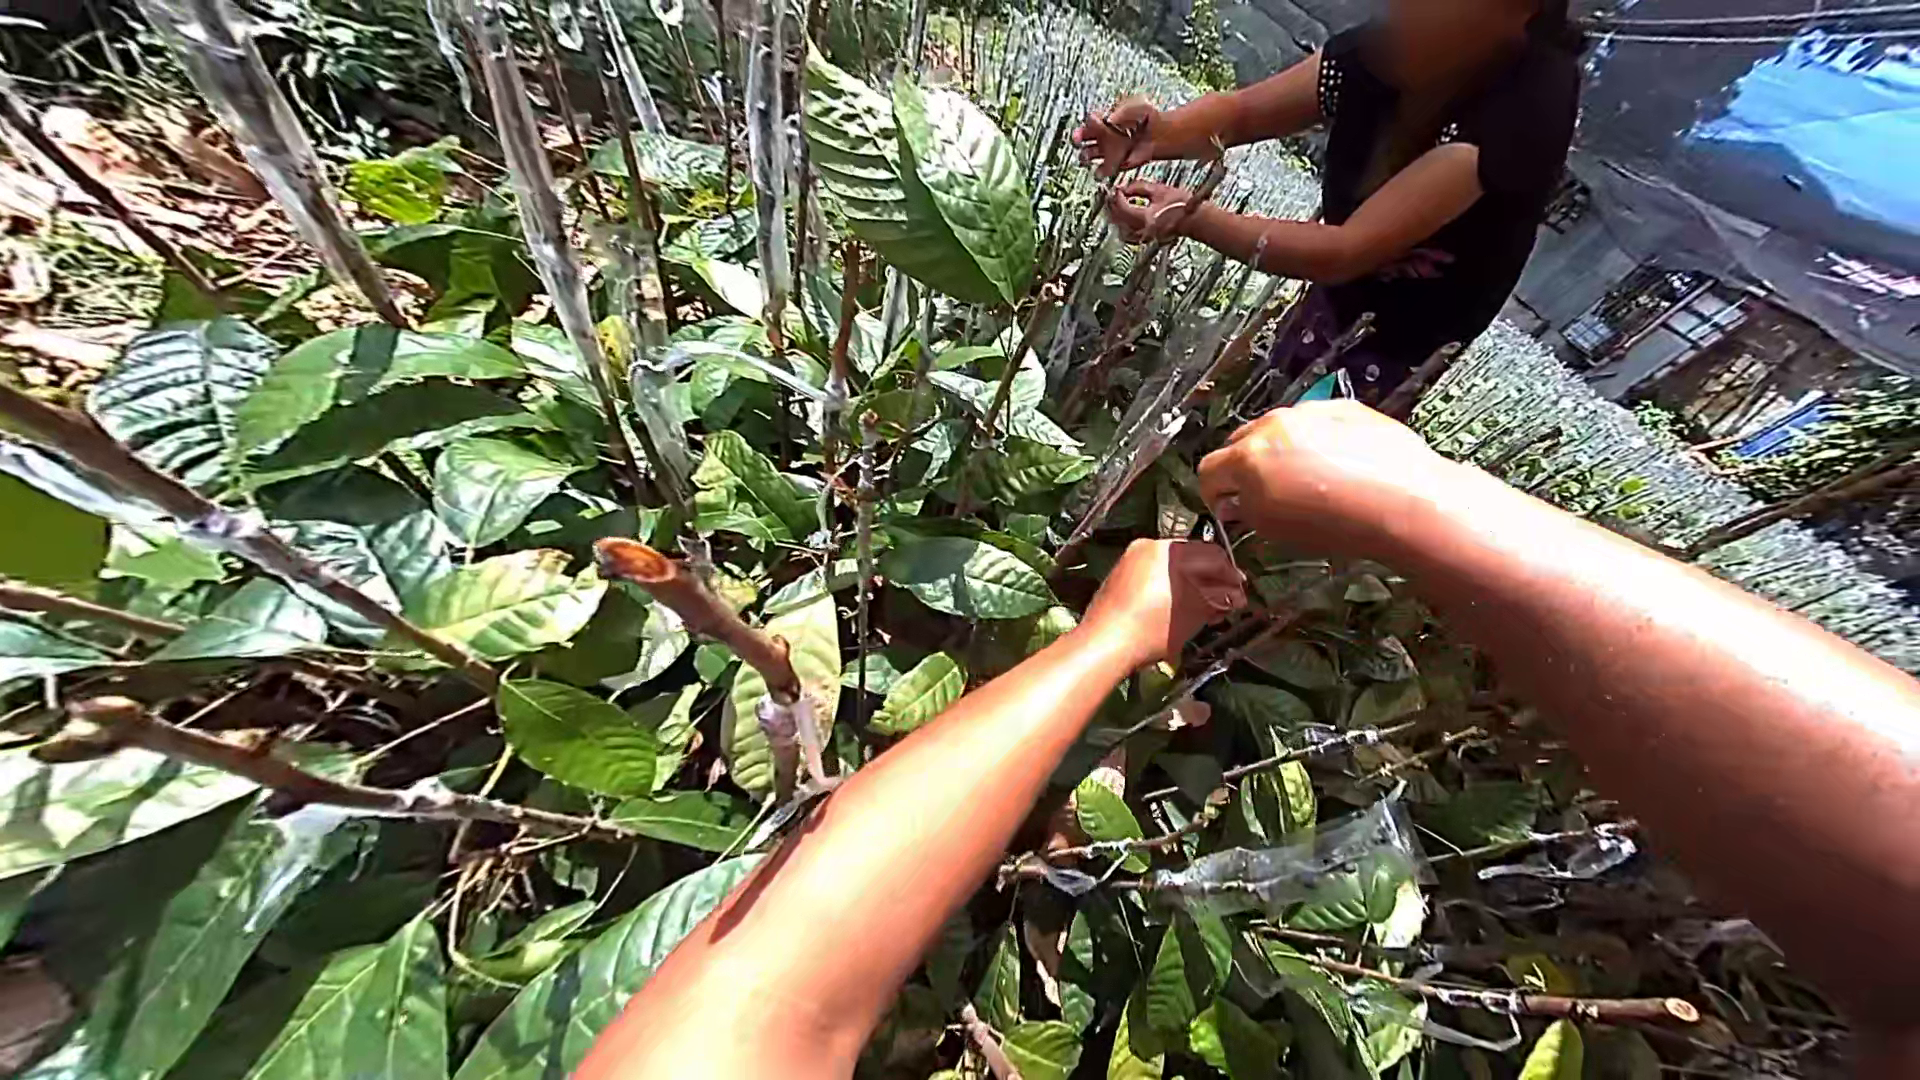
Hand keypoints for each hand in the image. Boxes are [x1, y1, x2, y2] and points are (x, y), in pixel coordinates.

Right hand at [1073, 97, 1157, 177]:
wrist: (1156, 134)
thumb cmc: (1146, 117)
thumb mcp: (1134, 106)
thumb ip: (1120, 112)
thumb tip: (1109, 120)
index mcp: (1105, 119)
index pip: (1089, 120)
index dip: (1088, 122)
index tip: (1089, 122)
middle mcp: (1103, 136)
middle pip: (1083, 137)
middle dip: (1078, 138)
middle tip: (1077, 139)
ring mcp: (1106, 151)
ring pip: (1088, 155)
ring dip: (1085, 156)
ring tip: (1086, 155)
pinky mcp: (1112, 166)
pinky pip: (1100, 172)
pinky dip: (1100, 172)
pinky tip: (1103, 168)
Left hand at [1078, 539, 1245, 671]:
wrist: (1105, 644)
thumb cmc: (1151, 628)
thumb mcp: (1194, 613)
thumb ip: (1218, 598)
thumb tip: (1234, 595)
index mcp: (1167, 549)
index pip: (1211, 555)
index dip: (1230, 576)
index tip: (1239, 594)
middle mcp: (1148, 546)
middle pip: (1191, 557)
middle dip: (1211, 580)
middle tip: (1225, 602)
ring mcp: (1131, 559)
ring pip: (1172, 566)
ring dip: (1192, 584)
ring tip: (1205, 609)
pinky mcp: (1120, 574)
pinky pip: (1154, 574)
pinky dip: (1171, 587)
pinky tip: (1180, 607)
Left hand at [1106, 180, 1197, 242]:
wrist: (1192, 220)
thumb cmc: (1181, 206)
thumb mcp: (1160, 190)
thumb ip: (1140, 187)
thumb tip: (1126, 188)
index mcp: (1144, 218)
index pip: (1122, 207)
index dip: (1117, 196)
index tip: (1117, 189)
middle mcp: (1140, 230)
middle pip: (1118, 219)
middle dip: (1113, 206)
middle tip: (1113, 196)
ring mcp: (1141, 237)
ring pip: (1119, 228)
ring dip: (1116, 217)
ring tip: (1116, 206)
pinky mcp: (1144, 240)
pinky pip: (1126, 235)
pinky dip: (1122, 226)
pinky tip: (1123, 219)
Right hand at [1198, 401, 1454, 558]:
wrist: (1406, 502)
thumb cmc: (1339, 521)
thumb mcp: (1271, 528)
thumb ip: (1243, 510)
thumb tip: (1236, 502)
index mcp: (1246, 457)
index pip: (1208, 470)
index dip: (1213, 493)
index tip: (1226, 506)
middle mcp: (1272, 426)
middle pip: (1238, 445)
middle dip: (1243, 469)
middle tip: (1262, 495)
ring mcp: (1308, 413)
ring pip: (1275, 431)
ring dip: (1278, 453)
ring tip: (1304, 482)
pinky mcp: (1342, 408)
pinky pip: (1312, 423)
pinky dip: (1313, 441)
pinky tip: (1334, 467)